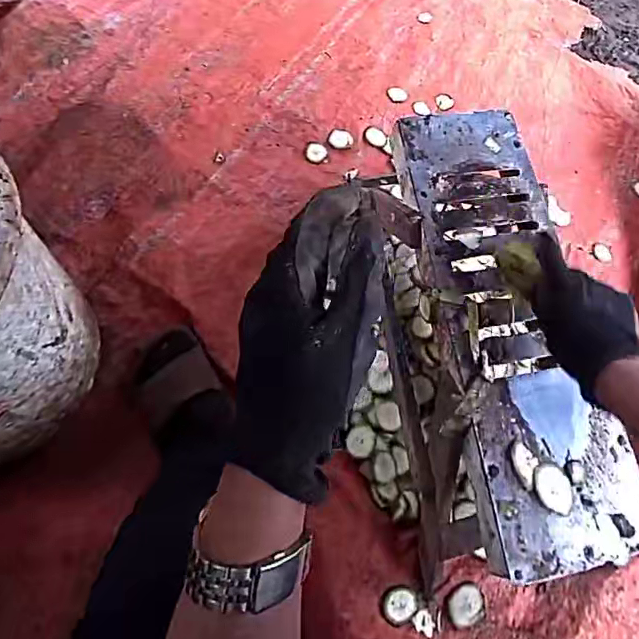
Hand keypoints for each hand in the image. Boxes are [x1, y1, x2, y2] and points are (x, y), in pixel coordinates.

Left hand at [230, 186, 384, 503]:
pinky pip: (297, 277)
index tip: (372, 192)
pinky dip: (322, 263)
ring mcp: (263, 303)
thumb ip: (359, 277)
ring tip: (365, 229)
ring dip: (330, 238)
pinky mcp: (268, 320)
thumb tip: (369, 228)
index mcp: (284, 282)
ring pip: (299, 255)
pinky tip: (343, 268)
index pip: (311, 222)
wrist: (274, 446)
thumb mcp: (349, 332)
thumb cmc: (316, 391)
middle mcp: (267, 284)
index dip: (341, 201)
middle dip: (338, 216)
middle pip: (302, 234)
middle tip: (375, 209)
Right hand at [526, 235, 638, 404]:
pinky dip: (602, 307)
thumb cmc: (575, 351)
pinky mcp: (623, 299)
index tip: (541, 238)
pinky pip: (607, 298)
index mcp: (562, 285)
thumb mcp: (548, 328)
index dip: (543, 246)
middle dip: (565, 287)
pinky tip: (600, 326)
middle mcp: (584, 280)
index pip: (549, 255)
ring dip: (584, 299)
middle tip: (561, 306)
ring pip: (589, 288)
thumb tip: (537, 288)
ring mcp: (606, 289)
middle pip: (570, 276)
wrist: (614, 366)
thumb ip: (542, 303)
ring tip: (583, 324)